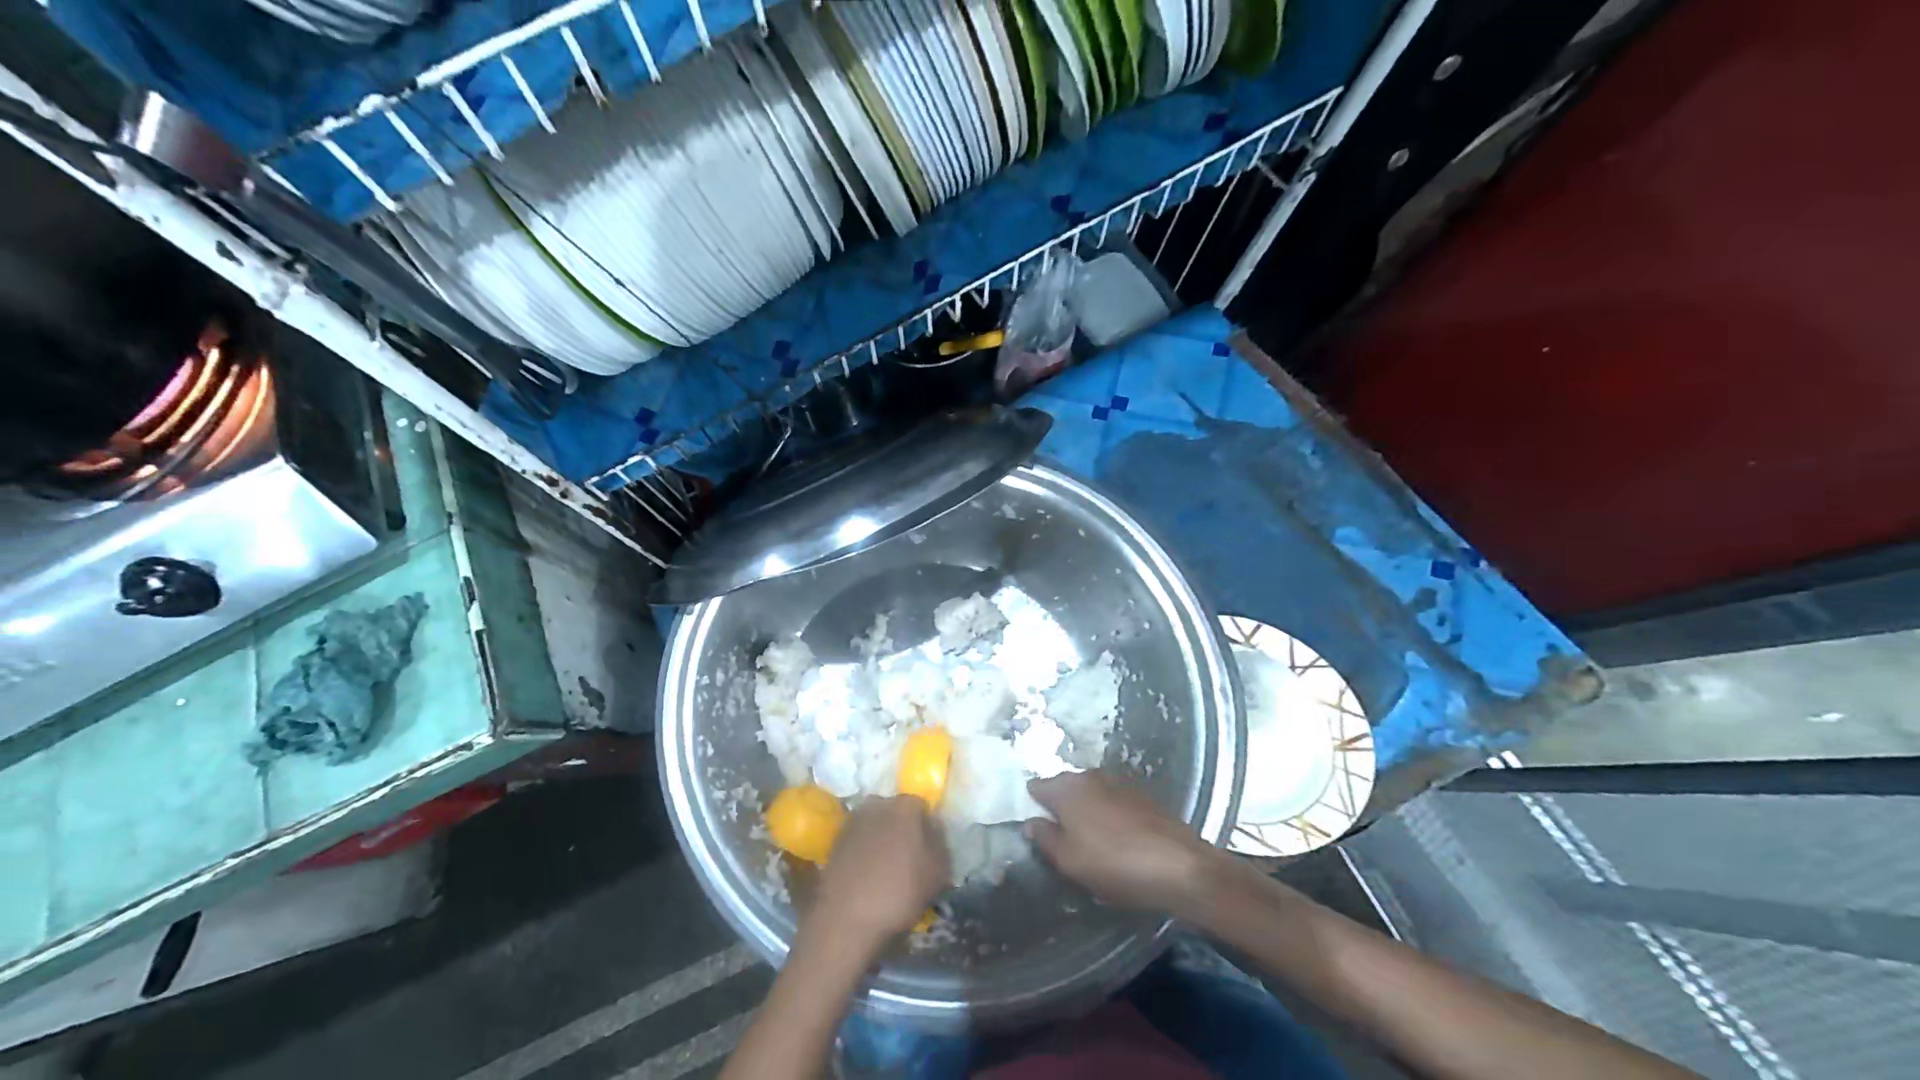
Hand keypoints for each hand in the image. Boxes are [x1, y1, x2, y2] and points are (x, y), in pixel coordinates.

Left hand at [807, 796, 948, 952]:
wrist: (845, 919)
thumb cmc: (900, 892)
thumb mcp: (938, 872)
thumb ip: (940, 842)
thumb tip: (933, 827)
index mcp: (904, 806)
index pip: (922, 807)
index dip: (927, 828)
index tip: (929, 850)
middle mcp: (876, 805)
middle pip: (896, 813)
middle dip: (903, 830)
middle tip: (909, 858)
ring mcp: (852, 822)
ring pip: (875, 826)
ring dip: (882, 840)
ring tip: (887, 870)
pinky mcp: (834, 842)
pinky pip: (858, 841)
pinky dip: (864, 853)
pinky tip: (868, 877)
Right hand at [1026, 771, 1223, 916]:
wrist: (1181, 867)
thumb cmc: (1115, 864)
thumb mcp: (1068, 860)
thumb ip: (1044, 838)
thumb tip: (1031, 821)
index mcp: (1067, 788)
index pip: (1037, 787)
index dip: (1032, 805)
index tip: (1034, 827)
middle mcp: (1090, 777)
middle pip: (1065, 788)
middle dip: (1059, 807)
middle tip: (1059, 838)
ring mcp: (1119, 784)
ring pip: (1090, 794)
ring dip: (1086, 811)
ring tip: (1088, 841)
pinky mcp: (1143, 797)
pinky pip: (1113, 803)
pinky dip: (1108, 816)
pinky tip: (1115, 840)